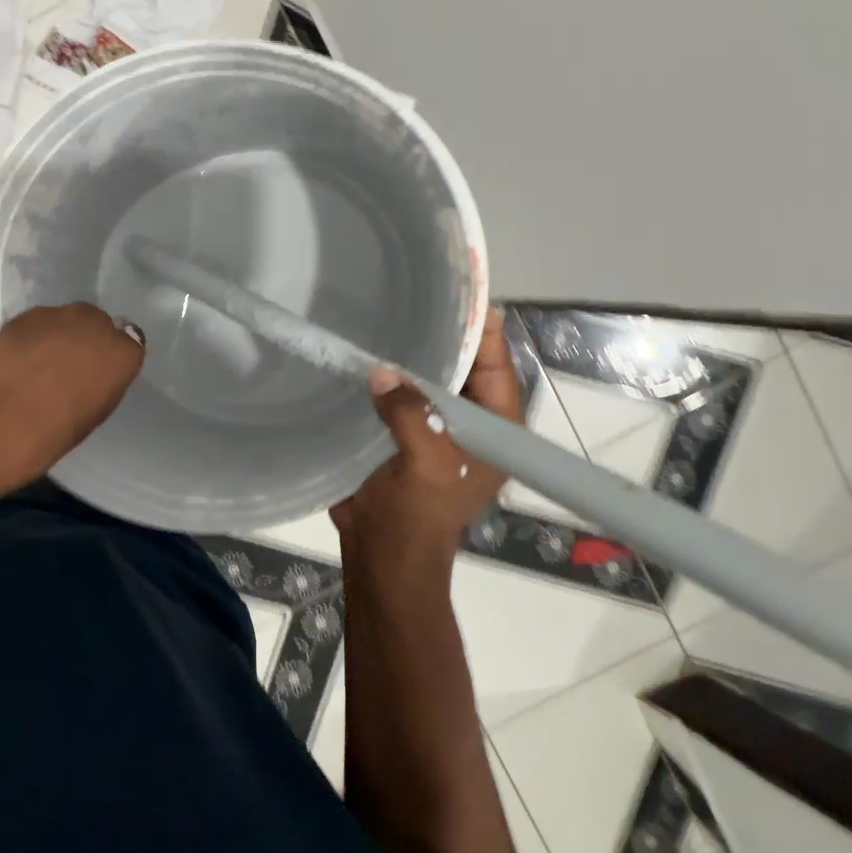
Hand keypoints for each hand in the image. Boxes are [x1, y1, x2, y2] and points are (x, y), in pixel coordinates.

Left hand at [0, 303, 144, 471]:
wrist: (18, 417)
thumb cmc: (67, 423)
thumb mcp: (103, 402)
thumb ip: (106, 373)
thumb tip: (97, 364)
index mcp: (123, 349)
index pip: (127, 337)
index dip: (109, 349)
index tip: (97, 363)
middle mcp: (94, 323)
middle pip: (94, 319)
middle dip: (84, 333)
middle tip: (67, 359)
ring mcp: (57, 315)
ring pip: (61, 317)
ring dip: (55, 332)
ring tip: (38, 359)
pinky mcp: (25, 317)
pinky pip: (32, 323)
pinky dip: (29, 336)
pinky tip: (18, 357)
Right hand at [331, 307, 521, 562]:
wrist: (382, 556)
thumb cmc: (418, 516)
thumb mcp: (427, 464)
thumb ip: (412, 415)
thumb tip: (381, 371)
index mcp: (496, 432)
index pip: (496, 371)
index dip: (484, 334)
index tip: (464, 295)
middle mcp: (470, 427)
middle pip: (460, 372)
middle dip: (440, 339)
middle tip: (413, 296)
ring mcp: (433, 434)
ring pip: (424, 385)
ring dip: (405, 359)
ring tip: (380, 319)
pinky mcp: (398, 441)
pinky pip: (394, 401)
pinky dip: (380, 381)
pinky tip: (355, 360)